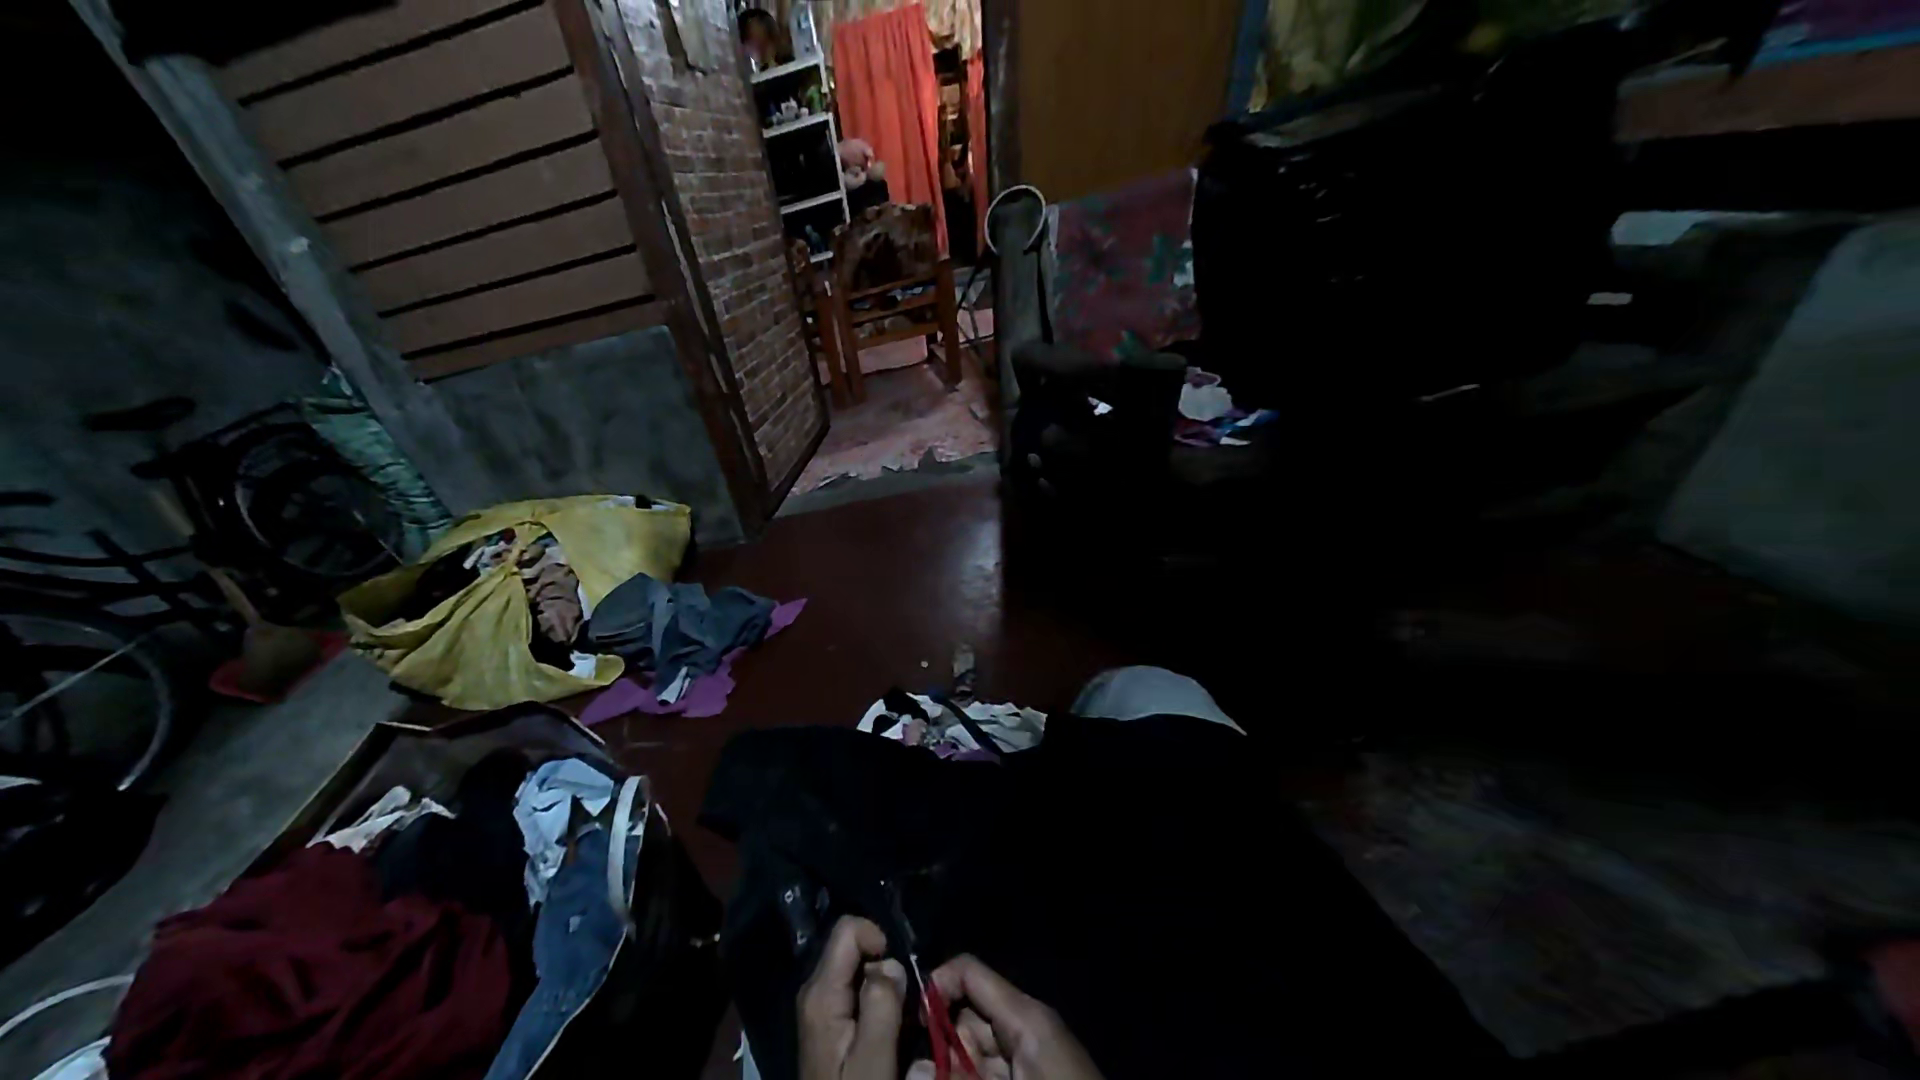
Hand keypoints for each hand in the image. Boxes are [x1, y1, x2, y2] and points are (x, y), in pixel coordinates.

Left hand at [798, 916, 908, 1079]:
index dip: (877, 939)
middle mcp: (815, 990)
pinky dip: (875, 996)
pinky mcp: (828, 1019)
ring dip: (882, 983)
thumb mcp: (873, 1059)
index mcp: (821, 993)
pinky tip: (883, 1025)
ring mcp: (820, 1005)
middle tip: (901, 1001)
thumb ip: (882, 1004)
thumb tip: (889, 963)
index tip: (898, 974)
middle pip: (852, 945)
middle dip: (883, 964)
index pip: (847, 929)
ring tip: (895, 1016)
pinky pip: (856, 987)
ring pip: (857, 966)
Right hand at [907, 954, 1103, 1079]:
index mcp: (1024, 1014)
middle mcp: (1025, 1025)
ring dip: (957, 1068)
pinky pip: (992, 1070)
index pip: (969, 971)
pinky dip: (975, 1077)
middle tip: (927, 1074)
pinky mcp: (1031, 1075)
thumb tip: (914, 1069)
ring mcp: (1030, 1054)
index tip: (913, 1026)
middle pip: (968, 1015)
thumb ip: (961, 1077)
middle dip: (943, 1044)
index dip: (936, 988)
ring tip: (944, 1078)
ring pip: (976, 1049)